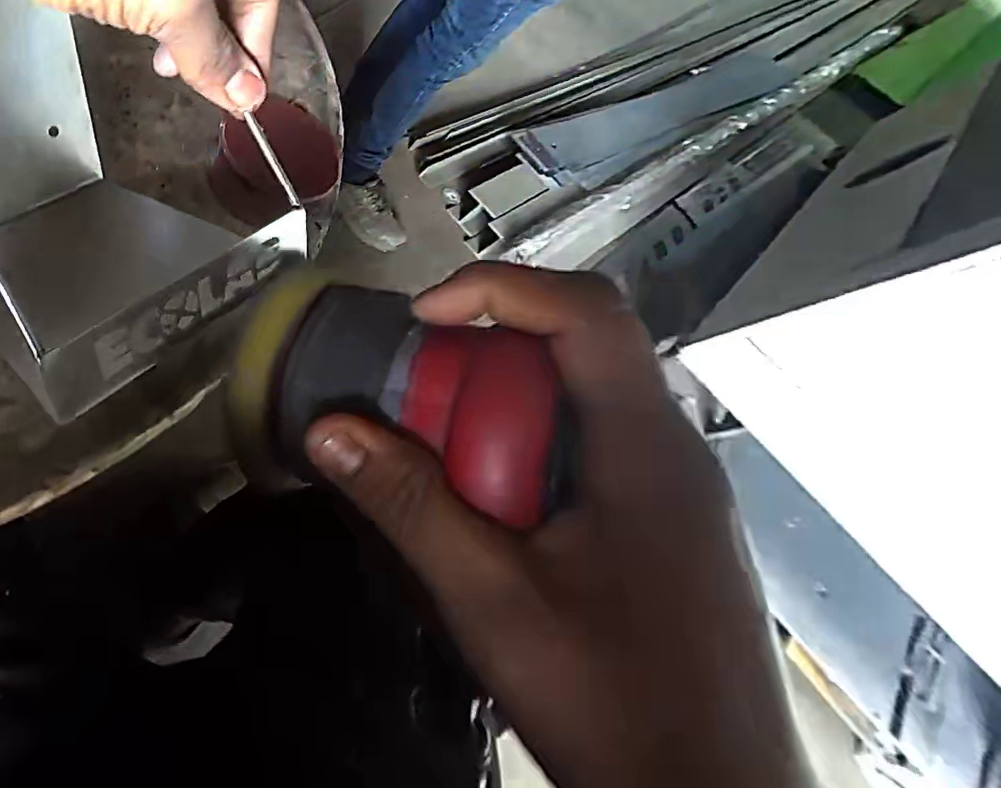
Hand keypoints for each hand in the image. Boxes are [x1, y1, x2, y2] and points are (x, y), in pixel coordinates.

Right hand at [303, 264, 802, 787]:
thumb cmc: (618, 709)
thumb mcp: (493, 602)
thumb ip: (410, 506)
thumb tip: (330, 431)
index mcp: (647, 449)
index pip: (587, 313)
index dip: (499, 290)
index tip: (425, 317)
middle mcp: (670, 446)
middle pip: (578, 344)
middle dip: (489, 349)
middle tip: (421, 387)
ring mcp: (670, 480)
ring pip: (579, 391)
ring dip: (503, 396)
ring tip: (445, 441)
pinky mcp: (659, 513)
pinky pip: (585, 436)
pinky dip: (524, 437)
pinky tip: (491, 494)